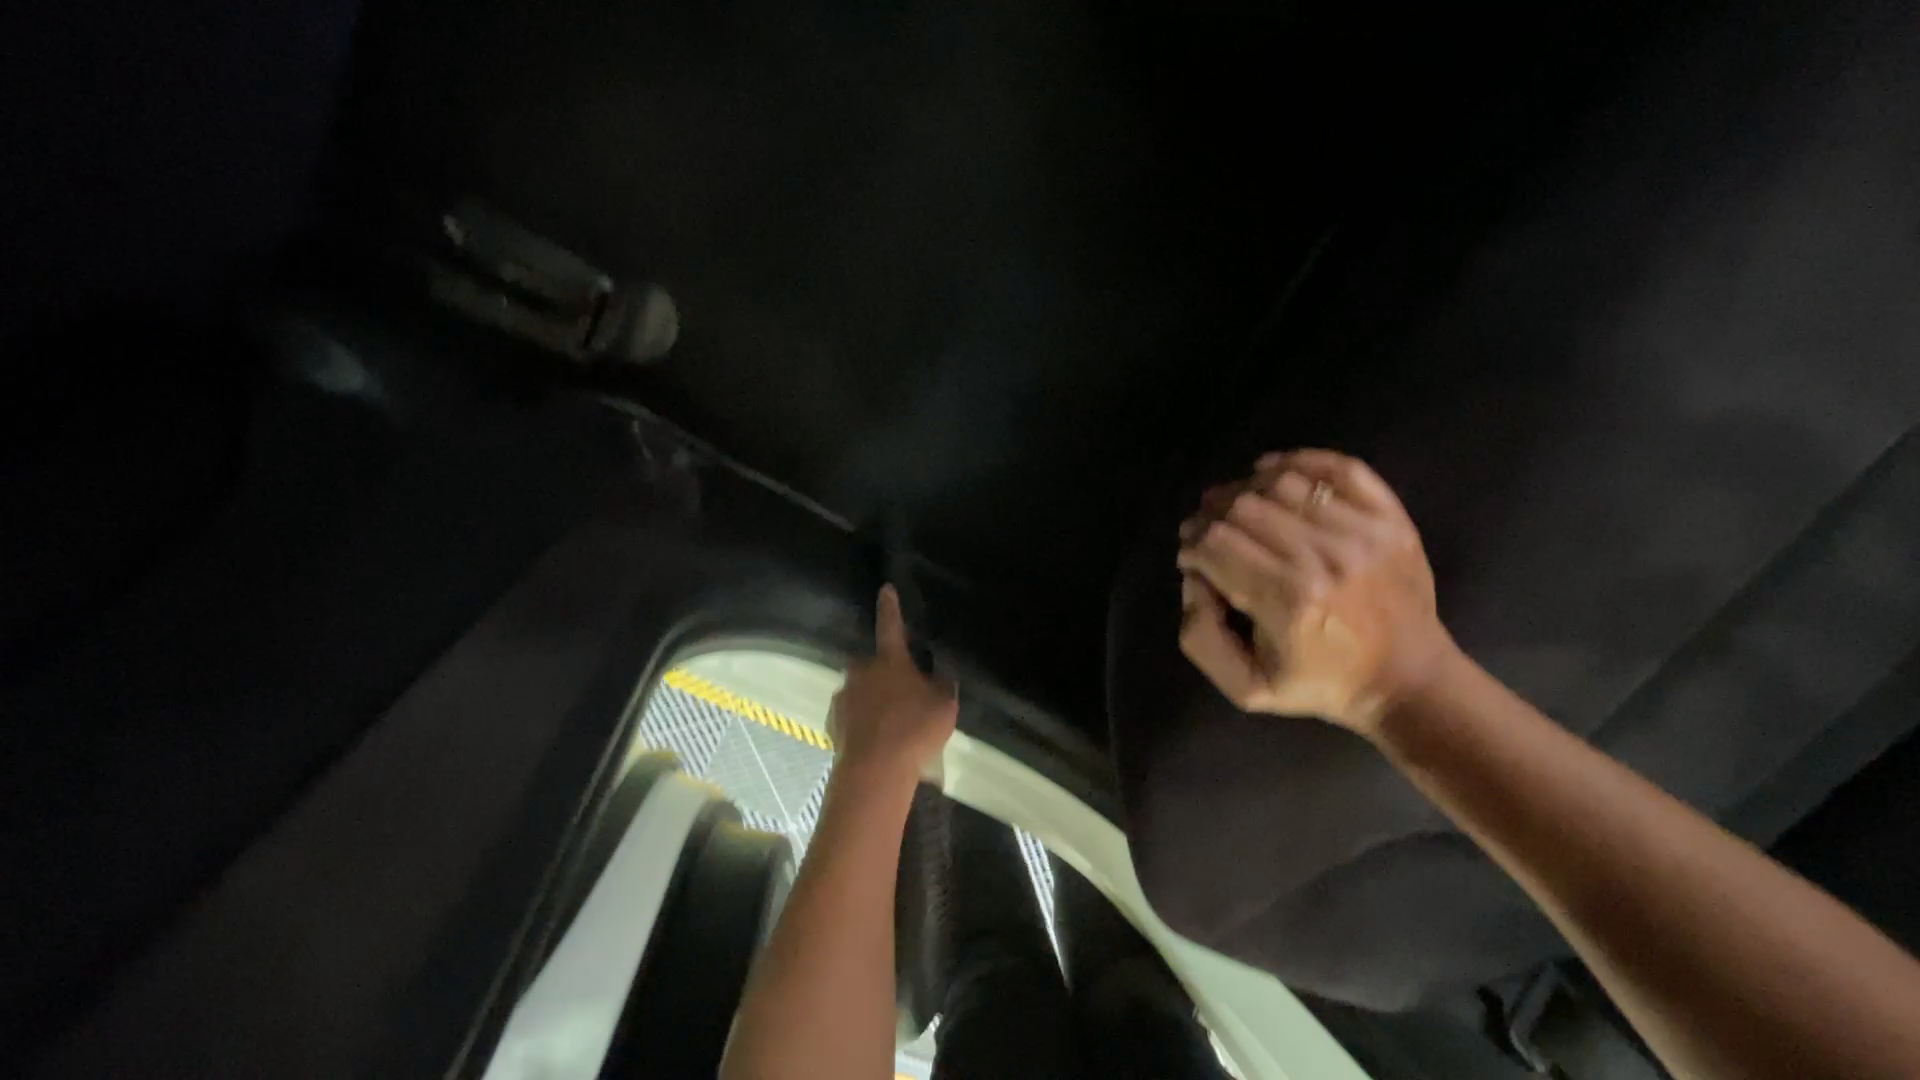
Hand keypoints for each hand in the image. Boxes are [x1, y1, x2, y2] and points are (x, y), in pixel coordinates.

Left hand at [828, 585, 958, 776]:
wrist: (875, 769)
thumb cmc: (914, 729)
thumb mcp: (944, 705)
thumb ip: (942, 684)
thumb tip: (940, 673)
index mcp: (889, 660)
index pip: (891, 626)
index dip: (890, 607)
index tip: (885, 588)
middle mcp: (861, 671)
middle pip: (874, 665)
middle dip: (885, 674)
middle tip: (903, 696)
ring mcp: (843, 696)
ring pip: (861, 691)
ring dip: (873, 701)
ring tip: (891, 727)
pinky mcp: (832, 722)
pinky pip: (852, 715)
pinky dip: (862, 723)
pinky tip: (876, 741)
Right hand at [1175, 449, 1458, 737]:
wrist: (1408, 680)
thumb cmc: (1320, 683)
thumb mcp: (1247, 687)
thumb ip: (1201, 637)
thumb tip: (1194, 577)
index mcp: (1287, 601)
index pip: (1215, 542)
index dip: (1191, 544)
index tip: (1191, 558)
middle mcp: (1324, 557)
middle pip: (1242, 506)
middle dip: (1210, 515)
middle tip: (1206, 532)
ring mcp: (1363, 532)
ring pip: (1281, 482)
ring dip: (1246, 489)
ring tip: (1237, 508)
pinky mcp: (1389, 518)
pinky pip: (1338, 467)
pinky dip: (1298, 460)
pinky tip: (1272, 473)